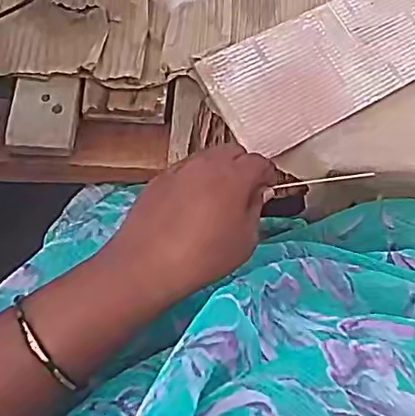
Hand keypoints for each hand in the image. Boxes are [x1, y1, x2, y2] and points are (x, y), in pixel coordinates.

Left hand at [98, 145, 280, 296]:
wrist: (146, 264)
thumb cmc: (204, 256)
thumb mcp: (245, 240)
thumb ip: (255, 210)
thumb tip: (256, 194)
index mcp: (234, 174)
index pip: (260, 162)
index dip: (267, 175)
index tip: (268, 189)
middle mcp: (207, 163)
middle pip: (233, 152)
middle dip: (243, 166)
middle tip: (244, 191)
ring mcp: (180, 168)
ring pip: (207, 158)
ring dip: (218, 171)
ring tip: (216, 199)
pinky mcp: (159, 179)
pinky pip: (185, 171)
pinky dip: (194, 180)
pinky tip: (190, 206)